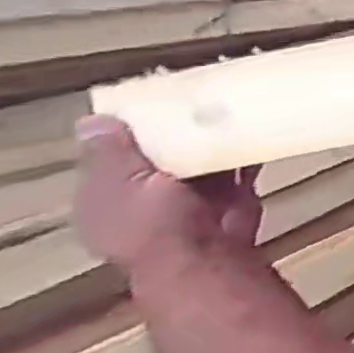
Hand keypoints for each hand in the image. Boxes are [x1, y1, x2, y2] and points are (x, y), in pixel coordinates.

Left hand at [74, 116, 262, 275]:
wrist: (203, 253)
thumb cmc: (149, 220)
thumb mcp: (118, 181)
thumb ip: (109, 152)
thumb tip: (93, 120)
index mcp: (108, 192)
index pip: (113, 153)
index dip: (129, 129)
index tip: (151, 101)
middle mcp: (149, 194)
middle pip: (163, 153)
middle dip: (180, 130)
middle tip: (199, 98)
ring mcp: (194, 196)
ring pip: (205, 158)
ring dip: (218, 139)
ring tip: (233, 108)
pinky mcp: (233, 195)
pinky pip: (242, 166)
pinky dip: (251, 150)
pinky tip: (260, 129)